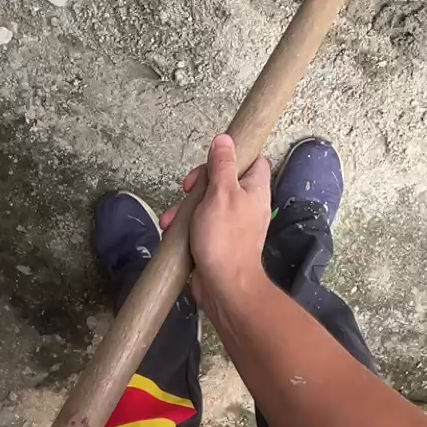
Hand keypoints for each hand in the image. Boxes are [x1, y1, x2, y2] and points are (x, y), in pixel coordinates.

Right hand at [161, 134, 271, 304]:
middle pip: (222, 180)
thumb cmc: (226, 238)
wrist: (224, 286)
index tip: (212, 159)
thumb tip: (225, 139)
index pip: (252, 160)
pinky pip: (200, 225)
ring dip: (185, 208)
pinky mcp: (217, 241)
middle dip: (199, 185)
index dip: (232, 155)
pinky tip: (171, 232)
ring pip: (206, 203)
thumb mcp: (221, 193)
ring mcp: (232, 224)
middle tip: (188, 189)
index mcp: (255, 189)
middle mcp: (247, 204)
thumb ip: (222, 165)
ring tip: (171, 219)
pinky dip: (185, 227)